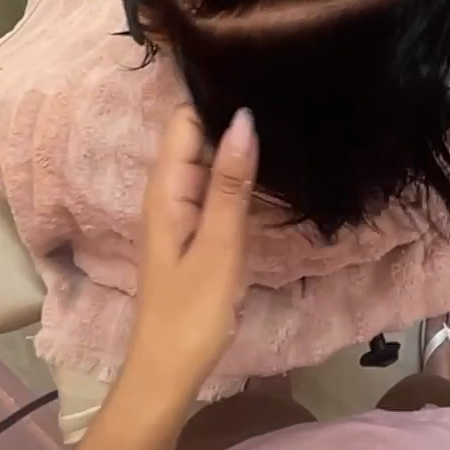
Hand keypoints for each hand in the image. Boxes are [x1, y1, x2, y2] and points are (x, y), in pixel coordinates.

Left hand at [127, 107, 258, 396]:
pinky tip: (267, 169)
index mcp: (166, 187)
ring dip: (236, 146)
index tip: (256, 77)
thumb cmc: (192, 310)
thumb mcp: (219, 244)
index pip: (185, 119)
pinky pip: (212, 186)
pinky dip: (235, 175)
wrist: (167, 372)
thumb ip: (231, 182)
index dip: (215, 97)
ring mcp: (179, 208)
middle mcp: (168, 189)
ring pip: (207, 160)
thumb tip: (243, 118)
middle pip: (195, 134)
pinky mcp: (192, 227)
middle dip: (230, 117)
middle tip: (281, 98)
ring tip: (282, 123)